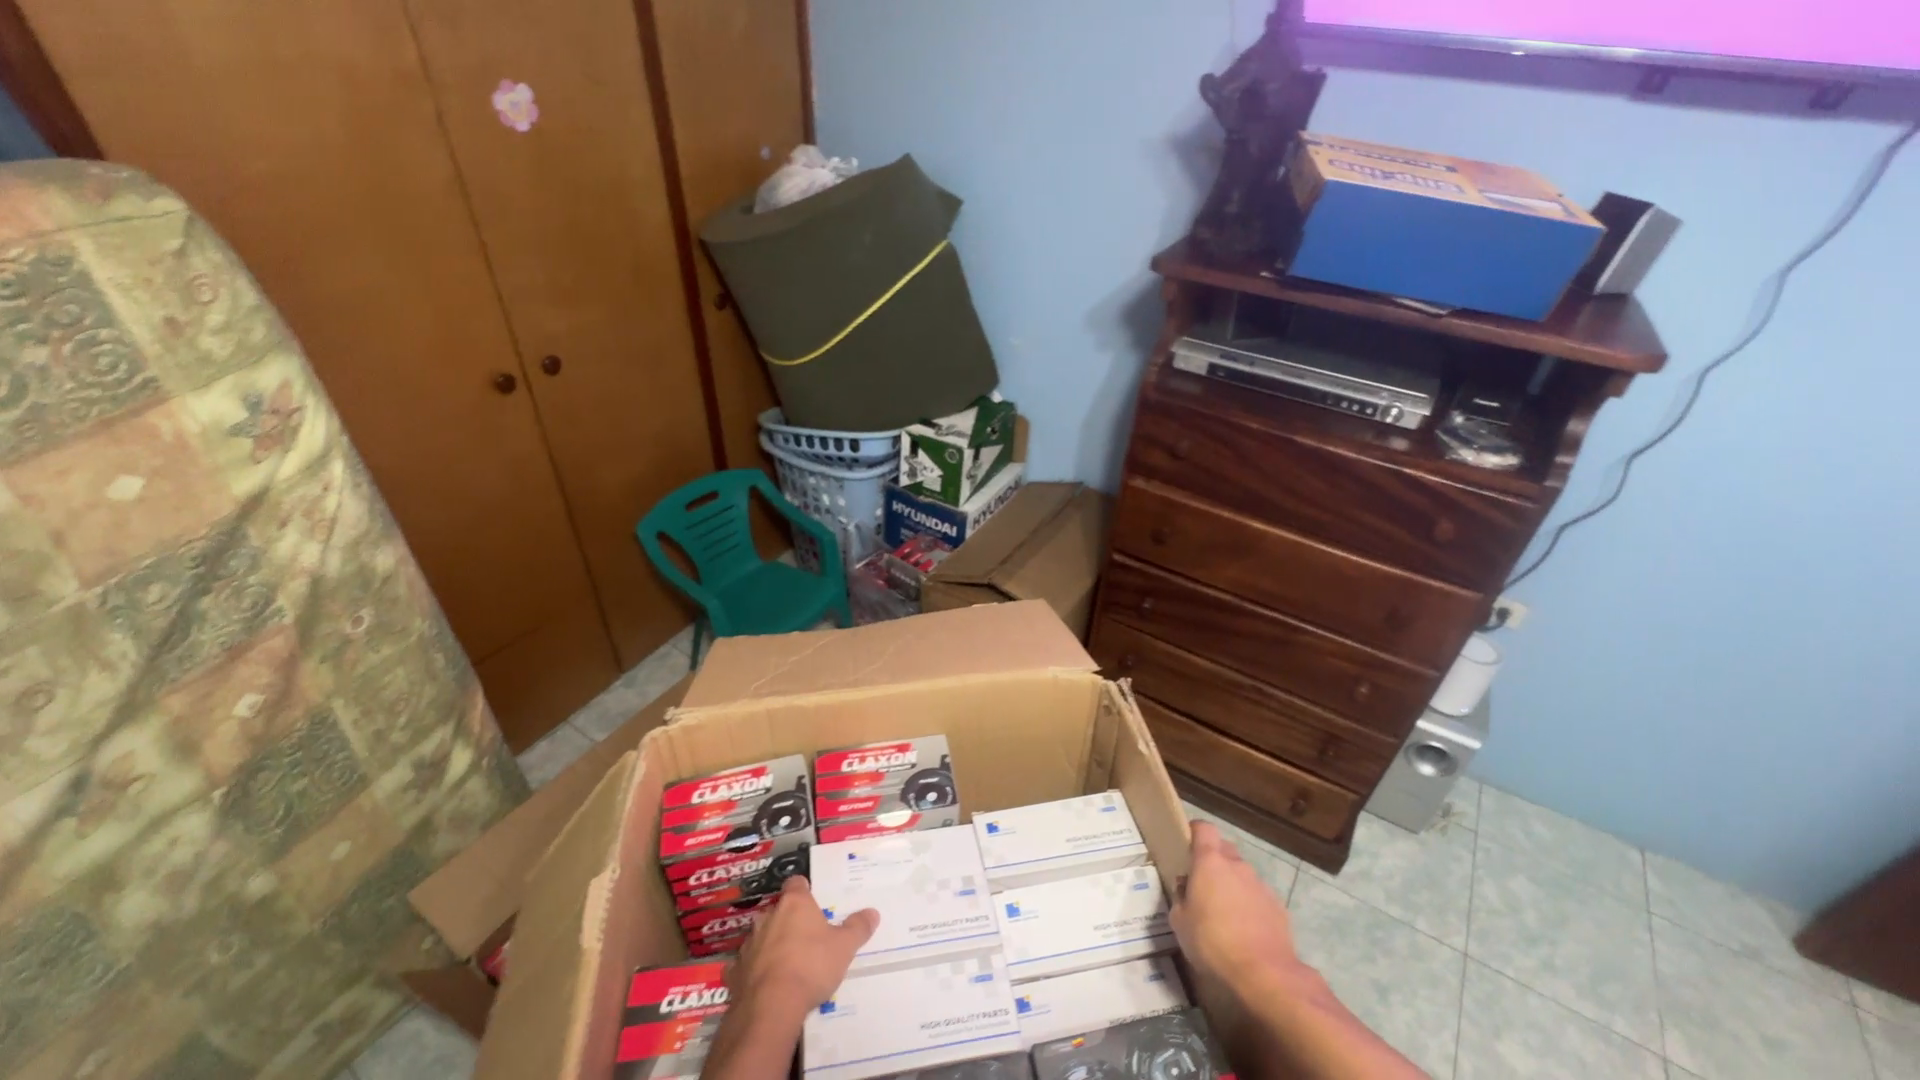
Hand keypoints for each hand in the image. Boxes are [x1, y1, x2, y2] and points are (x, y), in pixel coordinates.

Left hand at [728, 875, 879, 1019]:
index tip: (812, 898)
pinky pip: (746, 966)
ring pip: (761, 937)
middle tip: (807, 938)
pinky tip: (765, 984)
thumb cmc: (811, 966)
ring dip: (771, 945)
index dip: (804, 889)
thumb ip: (858, 928)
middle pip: (779, 911)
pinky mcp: (735, 971)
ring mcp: (748, 944)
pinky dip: (755, 971)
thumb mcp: (844, 947)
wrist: (771, 1006)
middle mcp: (767, 917)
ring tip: (788, 964)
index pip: (796, 884)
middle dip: (790, 921)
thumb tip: (872, 912)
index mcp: (794, 905)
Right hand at [1170, 821, 1299, 996]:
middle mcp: (1238, 866)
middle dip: (1213, 861)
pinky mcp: (1278, 906)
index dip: (1195, 832)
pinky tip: (1244, 929)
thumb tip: (1186, 887)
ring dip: (1232, 884)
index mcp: (1210, 863)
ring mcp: (1261, 885)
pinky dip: (1249, 904)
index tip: (1187, 845)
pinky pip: (1257, 896)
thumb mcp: (1180, 922)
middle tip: (1202, 884)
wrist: (1263, 972)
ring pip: (1242, 874)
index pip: (1204, 829)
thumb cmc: (1212, 942)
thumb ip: (1181, 897)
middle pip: (1224, 849)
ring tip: (1224, 913)